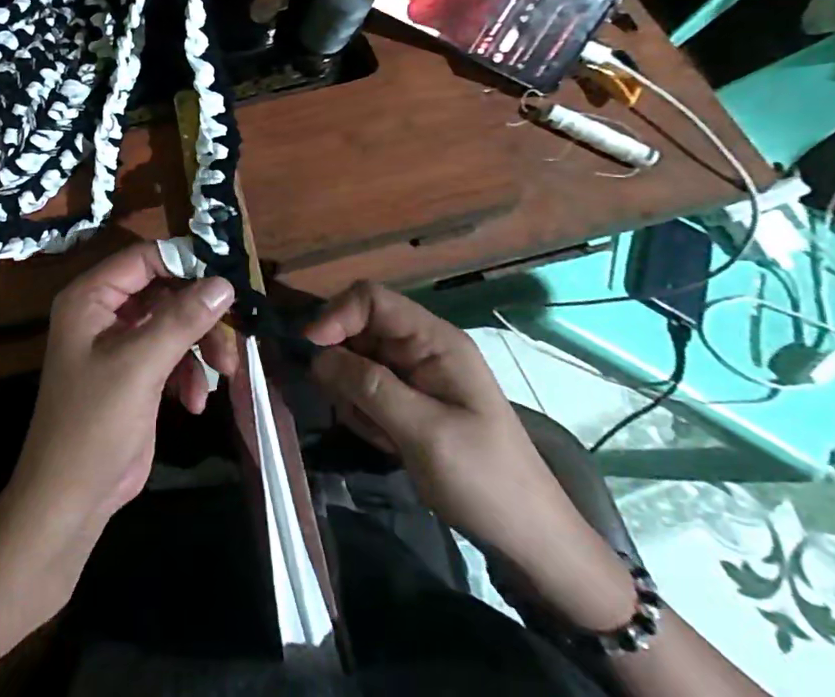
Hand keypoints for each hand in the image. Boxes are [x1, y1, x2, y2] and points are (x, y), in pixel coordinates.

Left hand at [9, 241, 241, 532]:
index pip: (143, 259)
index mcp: (90, 298)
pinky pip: (172, 355)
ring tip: (224, 374)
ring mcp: (119, 344)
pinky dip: (189, 374)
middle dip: (200, 316)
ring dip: (201, 347)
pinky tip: (195, 403)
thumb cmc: (95, 421)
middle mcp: (103, 313)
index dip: (184, 263)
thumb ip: (182, 319)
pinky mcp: (135, 373)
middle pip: (164, 291)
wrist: (73, 494)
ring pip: (174, 324)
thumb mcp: (141, 365)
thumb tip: (224, 283)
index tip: (226, 278)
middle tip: (233, 336)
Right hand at [306, 282, 634, 630]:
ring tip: (381, 435)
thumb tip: (316, 355)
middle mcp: (421, 348)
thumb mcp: (424, 432)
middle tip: (354, 411)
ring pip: (353, 362)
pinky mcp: (406, 400)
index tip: (310, 353)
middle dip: (342, 367)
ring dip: (352, 397)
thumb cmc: (483, 479)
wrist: (524, 535)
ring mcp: (413, 374)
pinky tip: (386, 442)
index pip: (371, 299)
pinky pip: (362, 390)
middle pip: (356, 330)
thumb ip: (369, 386)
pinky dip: (361, 413)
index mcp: (435, 340)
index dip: (335, 316)